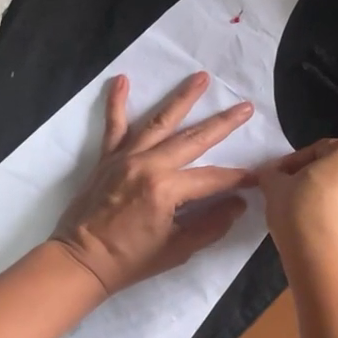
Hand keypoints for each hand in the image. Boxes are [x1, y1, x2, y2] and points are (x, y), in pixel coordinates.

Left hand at [52, 72, 253, 295]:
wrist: (80, 260)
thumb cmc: (130, 260)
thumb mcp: (177, 250)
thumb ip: (211, 225)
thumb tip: (239, 204)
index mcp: (166, 190)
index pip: (212, 178)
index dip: (237, 178)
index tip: (257, 176)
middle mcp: (148, 165)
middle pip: (193, 139)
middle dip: (222, 123)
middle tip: (245, 107)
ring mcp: (125, 157)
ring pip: (159, 121)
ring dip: (182, 98)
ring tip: (201, 77)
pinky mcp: (107, 157)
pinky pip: (114, 125)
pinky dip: (116, 102)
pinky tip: (122, 80)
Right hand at [258, 139, 337, 284]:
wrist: (326, 265)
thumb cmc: (301, 213)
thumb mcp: (275, 187)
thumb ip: (271, 174)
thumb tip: (270, 174)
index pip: (316, 150)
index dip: (291, 163)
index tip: (274, 178)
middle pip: (334, 168)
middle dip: (310, 177)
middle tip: (286, 192)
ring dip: (323, 196)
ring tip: (298, 211)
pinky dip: (334, 214)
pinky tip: (314, 227)